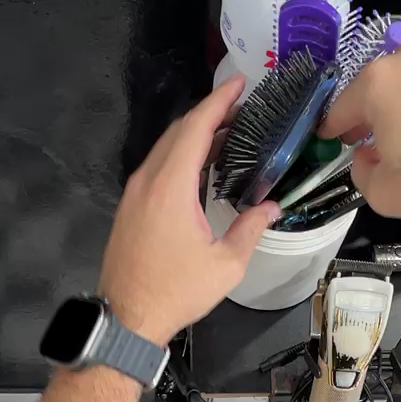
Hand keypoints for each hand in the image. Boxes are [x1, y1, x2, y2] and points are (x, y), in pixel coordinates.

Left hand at [99, 76, 278, 344]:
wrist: (128, 318)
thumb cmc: (177, 291)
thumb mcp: (225, 264)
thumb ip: (250, 229)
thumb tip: (272, 208)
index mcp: (171, 187)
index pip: (194, 128)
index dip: (218, 101)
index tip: (239, 83)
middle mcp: (148, 180)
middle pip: (178, 132)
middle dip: (209, 113)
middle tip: (242, 106)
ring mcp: (135, 193)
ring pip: (165, 149)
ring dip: (195, 135)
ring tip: (228, 131)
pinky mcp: (131, 206)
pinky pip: (158, 167)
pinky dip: (182, 155)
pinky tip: (202, 164)